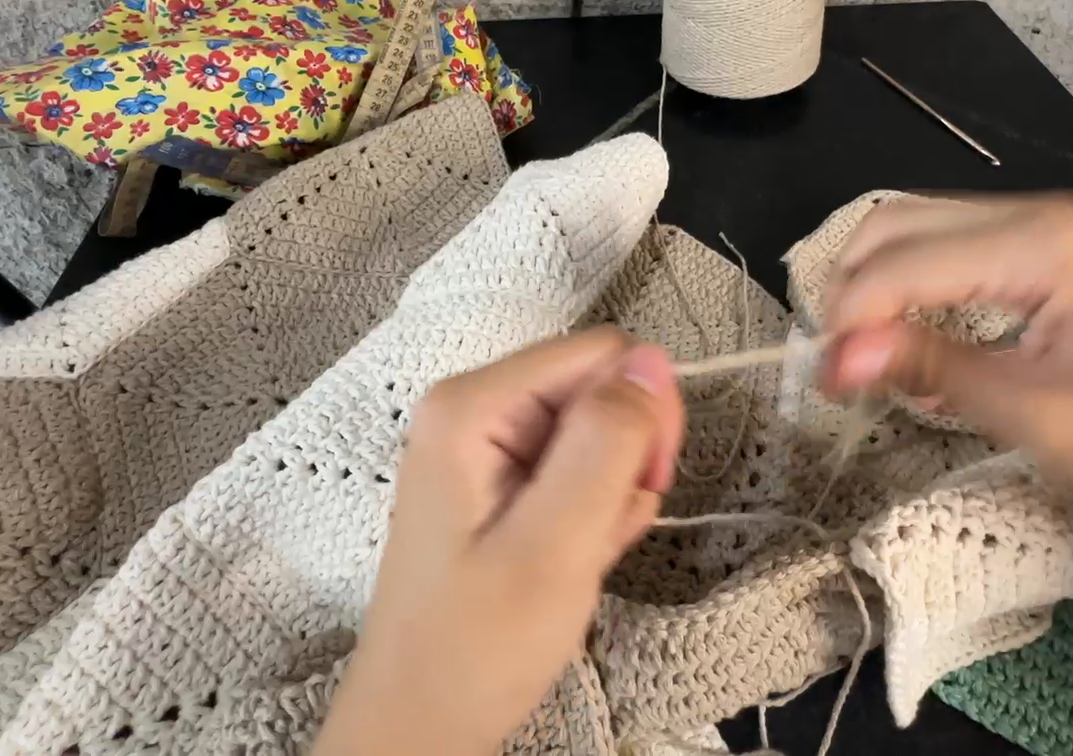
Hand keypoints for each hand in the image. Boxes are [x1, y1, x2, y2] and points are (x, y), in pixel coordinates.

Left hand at [316, 329, 683, 755]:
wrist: (421, 723)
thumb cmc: (479, 644)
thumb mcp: (554, 545)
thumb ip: (606, 444)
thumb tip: (651, 359)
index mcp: (476, 403)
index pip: (602, 354)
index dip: (642, 408)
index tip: (648, 480)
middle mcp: (479, 403)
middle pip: (598, 386)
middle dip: (627, 452)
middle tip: (613, 523)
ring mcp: (490, 438)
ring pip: (597, 427)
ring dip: (613, 487)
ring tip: (587, 549)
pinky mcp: (504, 471)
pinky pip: (579, 460)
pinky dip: (595, 505)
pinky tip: (577, 552)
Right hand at [819, 193, 1072, 516]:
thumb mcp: (1036, 415)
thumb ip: (930, 370)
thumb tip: (836, 359)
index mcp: (1040, 243)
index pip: (904, 260)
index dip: (851, 316)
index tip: (825, 379)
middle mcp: (1033, 213)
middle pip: (898, 222)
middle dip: (853, 288)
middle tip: (842, 362)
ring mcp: (1039, 223)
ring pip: (915, 228)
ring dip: (877, 284)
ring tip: (871, 353)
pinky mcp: (1041, 244)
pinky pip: (947, 246)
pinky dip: (911, 285)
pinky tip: (916, 335)